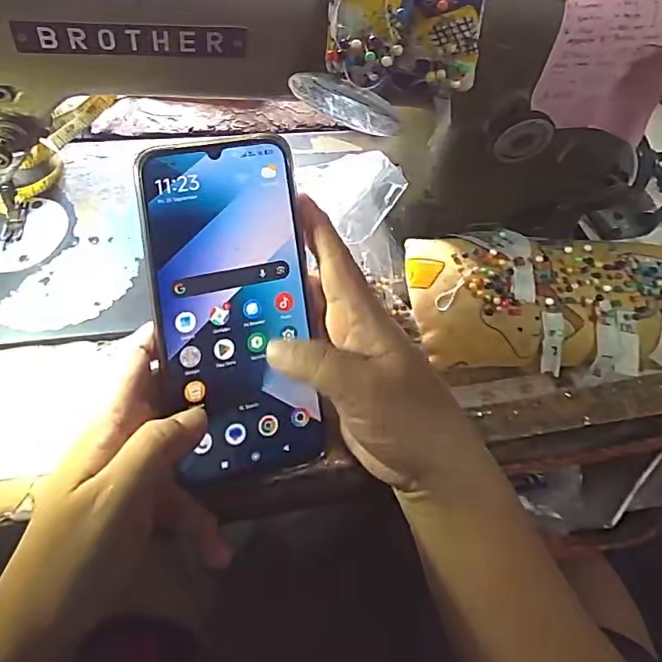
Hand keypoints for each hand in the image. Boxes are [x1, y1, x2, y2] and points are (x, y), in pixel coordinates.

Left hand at [0, 327, 229, 661]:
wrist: (36, 627)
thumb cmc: (75, 550)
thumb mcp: (121, 494)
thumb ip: (159, 443)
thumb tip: (198, 409)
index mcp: (108, 425)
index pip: (136, 362)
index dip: (165, 336)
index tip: (204, 322)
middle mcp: (116, 442)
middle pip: (165, 409)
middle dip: (202, 414)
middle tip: (242, 405)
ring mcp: (123, 476)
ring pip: (173, 465)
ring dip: (198, 501)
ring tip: (218, 543)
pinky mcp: (128, 509)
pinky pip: (166, 504)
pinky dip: (188, 527)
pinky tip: (209, 557)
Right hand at [266, 195, 496, 499]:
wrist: (430, 465)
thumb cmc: (408, 415)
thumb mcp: (364, 385)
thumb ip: (319, 363)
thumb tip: (272, 343)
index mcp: (360, 314)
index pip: (334, 259)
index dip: (316, 226)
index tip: (294, 196)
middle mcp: (346, 326)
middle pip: (310, 285)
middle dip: (281, 263)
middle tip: (238, 248)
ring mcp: (338, 354)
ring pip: (300, 320)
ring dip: (274, 307)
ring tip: (231, 293)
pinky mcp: (330, 382)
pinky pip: (297, 355)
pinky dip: (276, 348)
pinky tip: (248, 348)